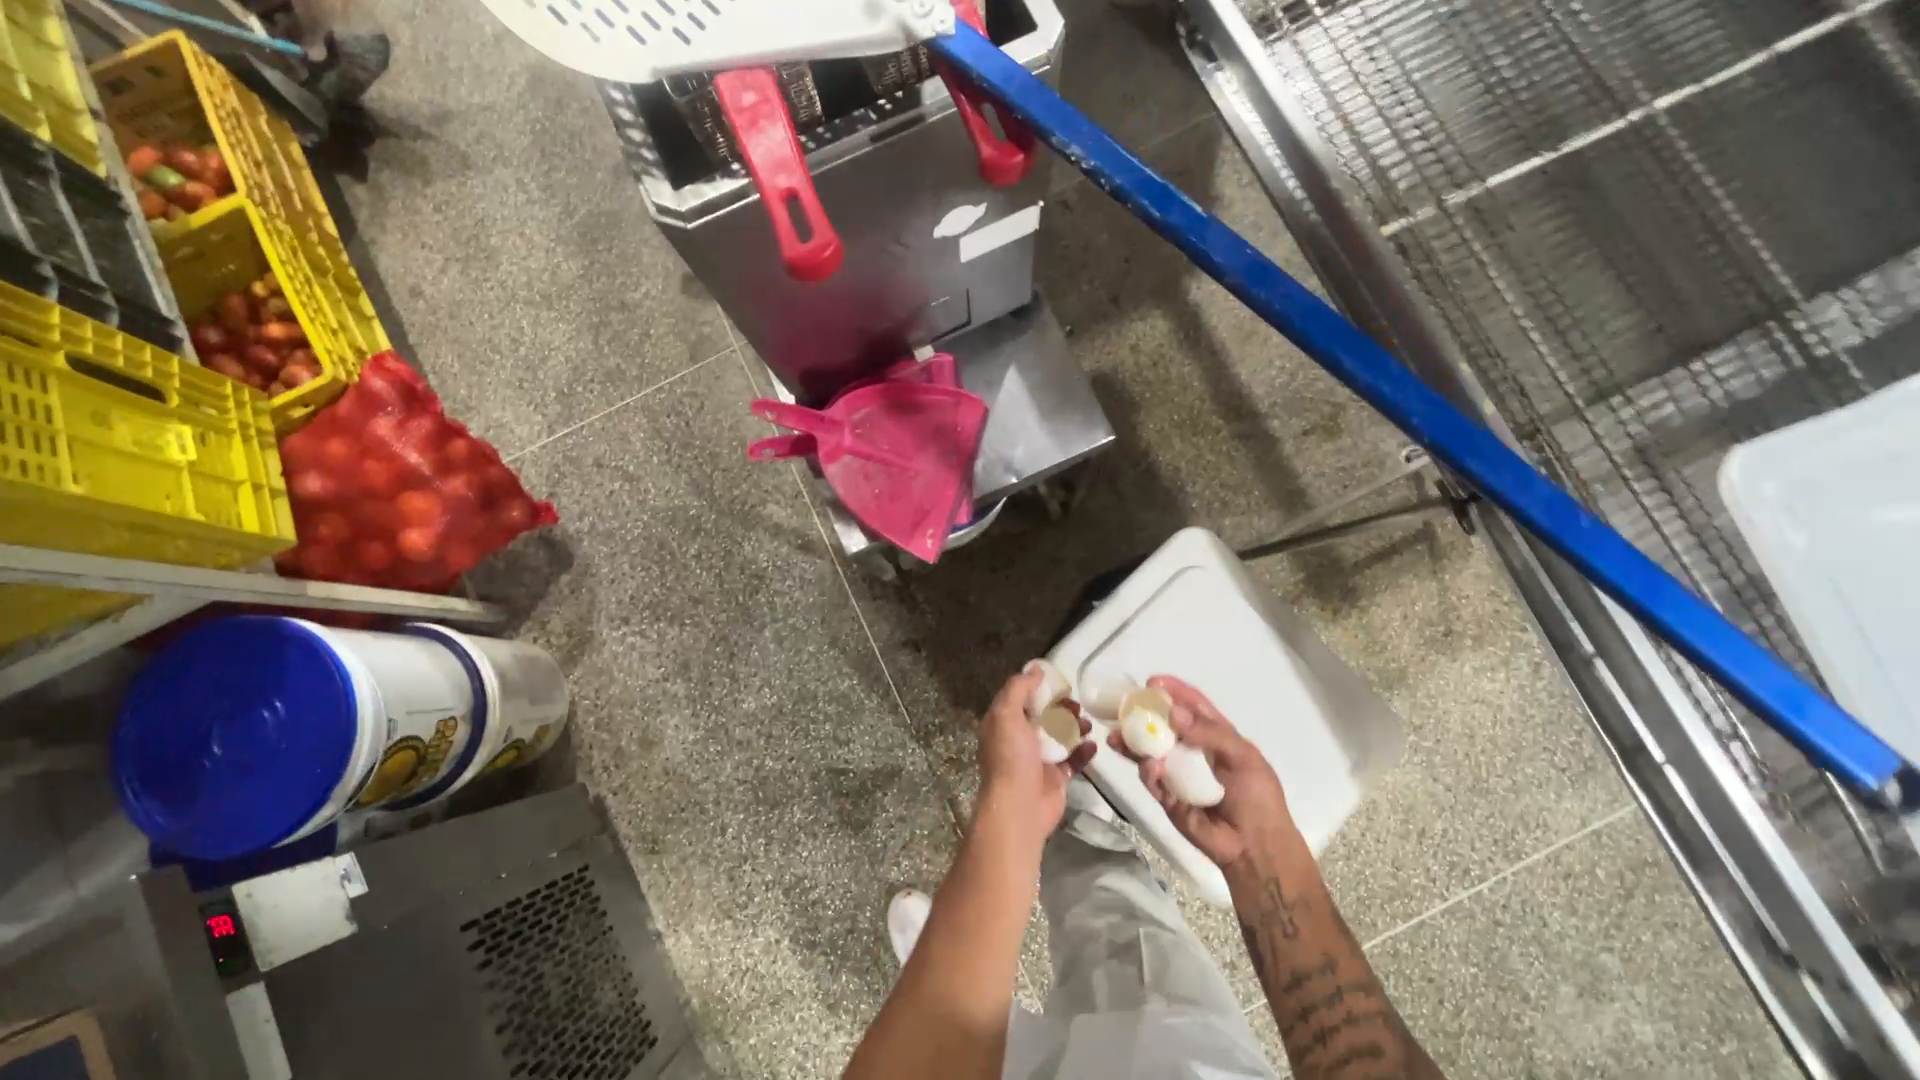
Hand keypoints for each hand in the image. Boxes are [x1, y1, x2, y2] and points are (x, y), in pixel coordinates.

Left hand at [975, 663, 1096, 842]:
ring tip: (1087, 723)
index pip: (1021, 699)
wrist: (1019, 807)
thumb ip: (1018, 689)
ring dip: (1075, 727)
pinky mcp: (1056, 778)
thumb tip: (1035, 669)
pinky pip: (1073, 760)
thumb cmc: (1011, 758)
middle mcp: (1019, 740)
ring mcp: (1038, 760)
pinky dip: (1084, 751)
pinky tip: (1093, 745)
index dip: (1038, 689)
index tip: (1058, 683)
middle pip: (1044, 716)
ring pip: (1061, 736)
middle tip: (1076, 705)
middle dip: (1061, 708)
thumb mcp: (1006, 714)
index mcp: (1003, 724)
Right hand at [1106, 675, 1293, 868]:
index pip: (1193, 707)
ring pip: (1150, 753)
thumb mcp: (1243, 757)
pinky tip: (1149, 767)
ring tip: (1116, 736)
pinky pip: (1152, 781)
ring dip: (1132, 743)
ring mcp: (1178, 775)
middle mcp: (1193, 752)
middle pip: (1164, 727)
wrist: (1256, 848)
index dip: (1175, 691)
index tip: (1152, 681)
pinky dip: (1147, 772)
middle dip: (1143, 715)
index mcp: (1216, 737)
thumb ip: (1211, 734)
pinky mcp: (1168, 799)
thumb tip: (1175, 713)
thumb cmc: (1258, 797)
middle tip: (1123, 706)